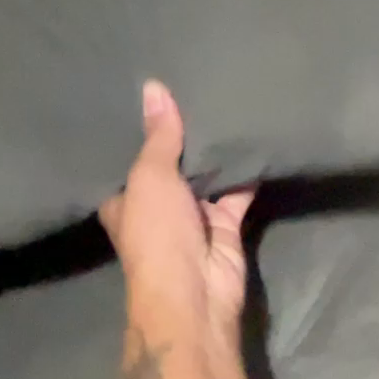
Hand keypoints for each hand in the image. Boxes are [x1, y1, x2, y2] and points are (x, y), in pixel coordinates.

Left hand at [99, 80, 255, 345]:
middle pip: (170, 169)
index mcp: (125, 202)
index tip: (145, 98)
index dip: (135, 134)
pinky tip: (253, 141)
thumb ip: (159, 136)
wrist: (195, 292)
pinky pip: (237, 195)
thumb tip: (154, 86)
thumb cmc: (156, 234)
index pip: (127, 162)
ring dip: (214, 155)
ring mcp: (194, 220)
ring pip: (205, 180)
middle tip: (190, 88)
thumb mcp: (149, 176)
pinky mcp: (226, 229)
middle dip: (180, 140)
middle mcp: (158, 210)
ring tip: (223, 104)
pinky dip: (246, 175)